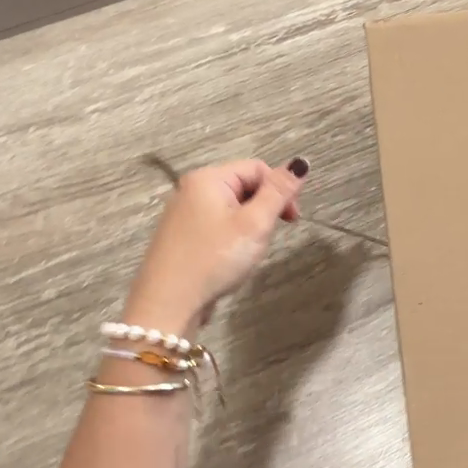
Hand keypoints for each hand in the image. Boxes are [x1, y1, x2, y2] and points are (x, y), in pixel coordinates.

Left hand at [123, 159, 307, 334]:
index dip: (281, 190)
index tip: (292, 220)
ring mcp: (182, 213)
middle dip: (264, 208)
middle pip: (243, 185)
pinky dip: (231, 236)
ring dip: (250, 224)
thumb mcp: (254, 224)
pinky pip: (216, 224)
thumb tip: (300, 162)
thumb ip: (279, 192)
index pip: (258, 168)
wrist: (167, 305)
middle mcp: (191, 189)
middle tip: (268, 237)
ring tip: (249, 251)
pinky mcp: (180, 236)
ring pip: (231, 207)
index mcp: (208, 179)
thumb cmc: (215, 259)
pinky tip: (230, 258)